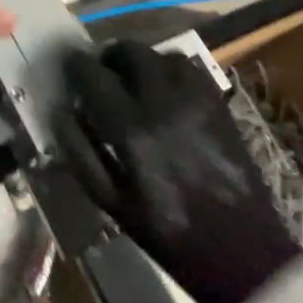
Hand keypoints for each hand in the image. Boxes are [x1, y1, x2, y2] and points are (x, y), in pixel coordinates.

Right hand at [53, 41, 299, 302]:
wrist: (242, 252)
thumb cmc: (167, 231)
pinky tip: (166, 91)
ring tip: (136, 83)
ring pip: (160, 55)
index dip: (74, 65)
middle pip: (127, 51)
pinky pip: (190, 69)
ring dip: (141, 63)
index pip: (91, 73)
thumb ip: (78, 151)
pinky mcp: (220, 106)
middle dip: (108, 58)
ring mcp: (197, 101)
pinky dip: (171, 71)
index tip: (69, 70)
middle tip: (103, 76)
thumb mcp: (109, 202)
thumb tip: (60, 109)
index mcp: (131, 130)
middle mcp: (163, 104)